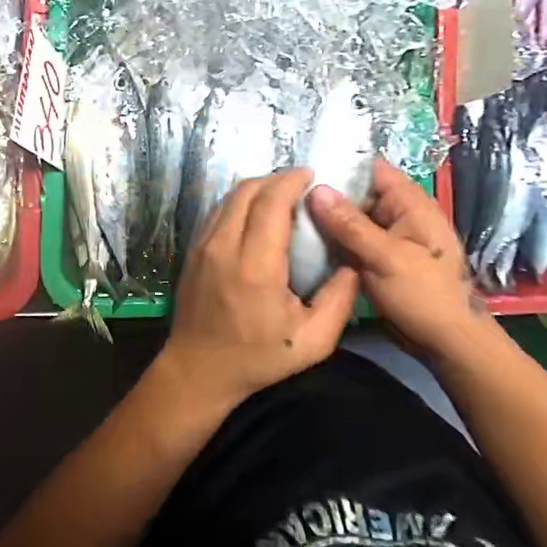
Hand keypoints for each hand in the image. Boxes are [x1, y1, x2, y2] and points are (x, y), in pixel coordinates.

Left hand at [161, 168, 361, 407]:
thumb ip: (340, 299)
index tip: (311, 174)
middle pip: (248, 190)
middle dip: (276, 179)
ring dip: (258, 188)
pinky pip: (218, 211)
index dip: (291, 180)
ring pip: (230, 197)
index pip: (271, 202)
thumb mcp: (313, 340)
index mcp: (256, 266)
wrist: (198, 371)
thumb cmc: (258, 357)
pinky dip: (240, 202)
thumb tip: (353, 261)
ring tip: (282, 195)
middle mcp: (224, 247)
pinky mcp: (193, 250)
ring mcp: (203, 246)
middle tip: (301, 184)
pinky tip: (258, 214)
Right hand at [306, 158, 494, 363]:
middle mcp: (399, 214)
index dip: (340, 166)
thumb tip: (316, 189)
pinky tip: (305, 244)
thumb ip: (349, 224)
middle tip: (286, 199)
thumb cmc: (423, 294)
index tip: (303, 172)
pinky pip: (354, 243)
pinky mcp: (380, 260)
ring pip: (352, 220)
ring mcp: (389, 238)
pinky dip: (335, 242)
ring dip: (327, 221)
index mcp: (409, 202)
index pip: (371, 169)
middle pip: (358, 194)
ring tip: (288, 218)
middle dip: (327, 195)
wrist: (446, 342)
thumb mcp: (385, 257)